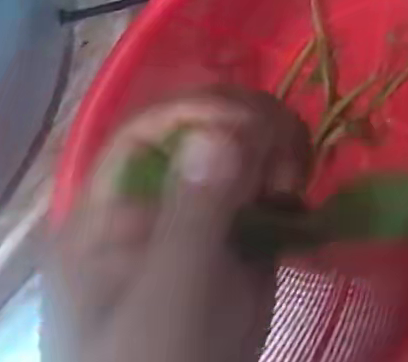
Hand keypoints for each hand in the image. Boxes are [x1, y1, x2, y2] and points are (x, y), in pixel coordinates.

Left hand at [45, 89, 310, 361]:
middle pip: (209, 115)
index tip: (252, 132)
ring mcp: (201, 199)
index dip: (201, 112)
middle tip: (281, 171)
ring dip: (281, 143)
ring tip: (290, 191)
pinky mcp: (242, 211)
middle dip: (256, 128)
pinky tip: (296, 199)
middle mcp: (155, 192)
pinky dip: (293, 162)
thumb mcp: (173, 296)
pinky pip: (272, 158)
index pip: (149, 127)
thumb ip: (194, 214)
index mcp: (110, 210)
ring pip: (248, 129)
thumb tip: (218, 130)